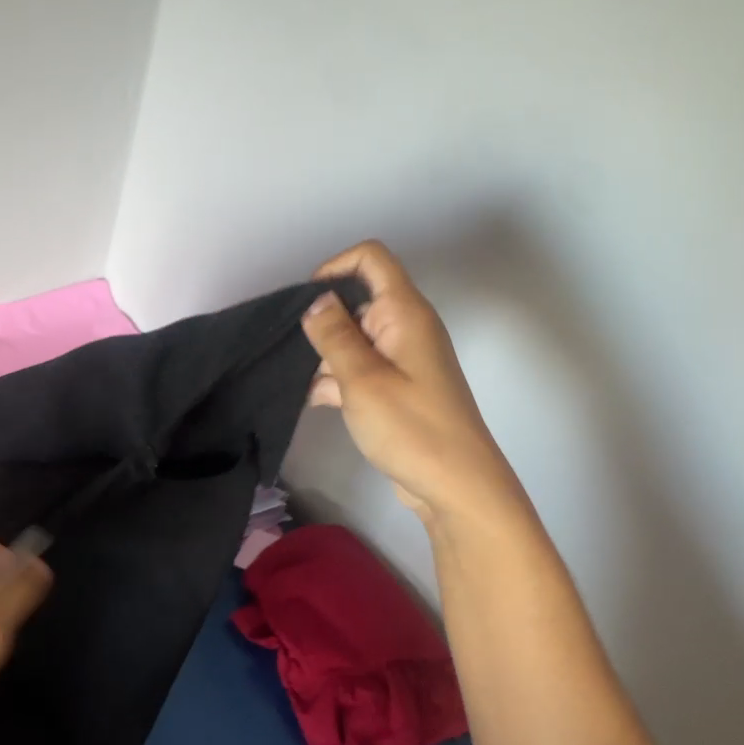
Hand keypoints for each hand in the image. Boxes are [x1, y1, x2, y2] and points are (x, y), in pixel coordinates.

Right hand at [301, 241, 523, 522]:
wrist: (454, 484)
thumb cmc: (411, 427)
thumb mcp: (362, 379)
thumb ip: (334, 336)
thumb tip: (315, 300)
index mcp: (404, 314)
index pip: (371, 260)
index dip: (334, 267)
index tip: (304, 302)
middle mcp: (403, 328)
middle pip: (356, 300)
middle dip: (320, 320)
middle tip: (289, 349)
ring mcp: (399, 360)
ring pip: (350, 339)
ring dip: (321, 355)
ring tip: (293, 380)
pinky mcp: (392, 388)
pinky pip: (354, 369)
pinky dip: (331, 380)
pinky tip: (308, 400)